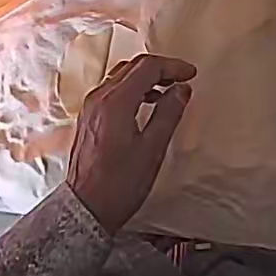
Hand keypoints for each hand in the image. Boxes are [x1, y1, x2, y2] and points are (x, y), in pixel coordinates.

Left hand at [65, 55, 195, 232]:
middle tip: (182, 78)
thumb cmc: (119, 184)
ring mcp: (91, 107)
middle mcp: (99, 98)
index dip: (173, 66)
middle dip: (161, 68)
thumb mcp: (152, 148)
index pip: (147, 67)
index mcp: (115, 102)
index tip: (190, 74)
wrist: (85, 209)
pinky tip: (147, 102)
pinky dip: (133, 87)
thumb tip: (181, 89)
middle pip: (133, 66)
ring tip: (169, 89)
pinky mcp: (89, 117)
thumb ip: (168, 113)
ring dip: (146, 76)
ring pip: (122, 75)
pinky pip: (113, 89)